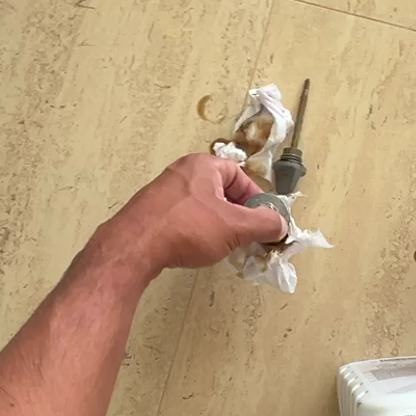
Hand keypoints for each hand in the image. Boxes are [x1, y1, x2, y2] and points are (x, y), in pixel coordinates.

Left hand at [93, 154, 288, 277]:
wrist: (134, 247)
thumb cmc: (185, 228)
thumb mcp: (235, 227)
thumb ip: (263, 224)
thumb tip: (280, 224)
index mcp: (202, 166)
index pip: (239, 176)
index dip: (255, 199)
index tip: (263, 221)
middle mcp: (181, 174)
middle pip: (221, 191)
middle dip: (237, 215)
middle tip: (245, 235)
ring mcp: (163, 193)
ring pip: (202, 207)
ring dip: (217, 225)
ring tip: (223, 245)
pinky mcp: (151, 214)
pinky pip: (183, 219)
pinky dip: (196, 232)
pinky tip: (196, 249)